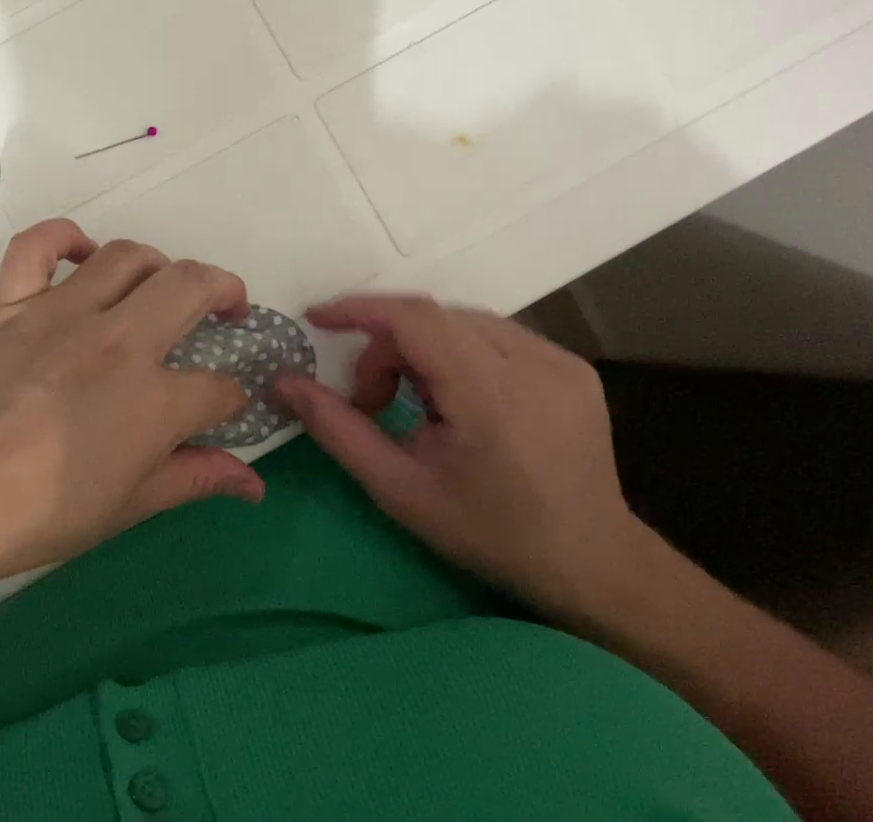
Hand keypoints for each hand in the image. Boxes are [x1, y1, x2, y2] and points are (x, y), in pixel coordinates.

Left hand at [0, 220, 264, 589]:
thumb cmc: (39, 515)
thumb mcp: (127, 507)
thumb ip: (193, 479)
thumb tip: (253, 482)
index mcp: (154, 400)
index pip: (219, 386)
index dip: (232, 397)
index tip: (224, 406)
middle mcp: (119, 342)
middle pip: (190, 288)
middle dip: (224, 291)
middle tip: (225, 310)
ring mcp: (61, 314)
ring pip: (126, 257)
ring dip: (158, 263)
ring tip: (162, 284)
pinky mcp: (12, 304)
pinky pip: (38, 246)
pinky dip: (62, 236)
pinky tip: (81, 252)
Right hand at [275, 294, 650, 623]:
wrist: (589, 562)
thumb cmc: (486, 531)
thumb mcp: (397, 488)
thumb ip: (336, 429)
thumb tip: (284, 383)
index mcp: (489, 394)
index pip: (415, 318)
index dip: (359, 310)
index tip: (317, 320)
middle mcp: (532, 362)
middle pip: (434, 318)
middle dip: (387, 347)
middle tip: (371, 401)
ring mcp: (560, 361)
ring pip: (464, 323)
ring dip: (421, 349)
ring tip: (416, 406)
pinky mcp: (573, 367)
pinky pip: (496, 337)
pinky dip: (458, 354)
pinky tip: (458, 402)